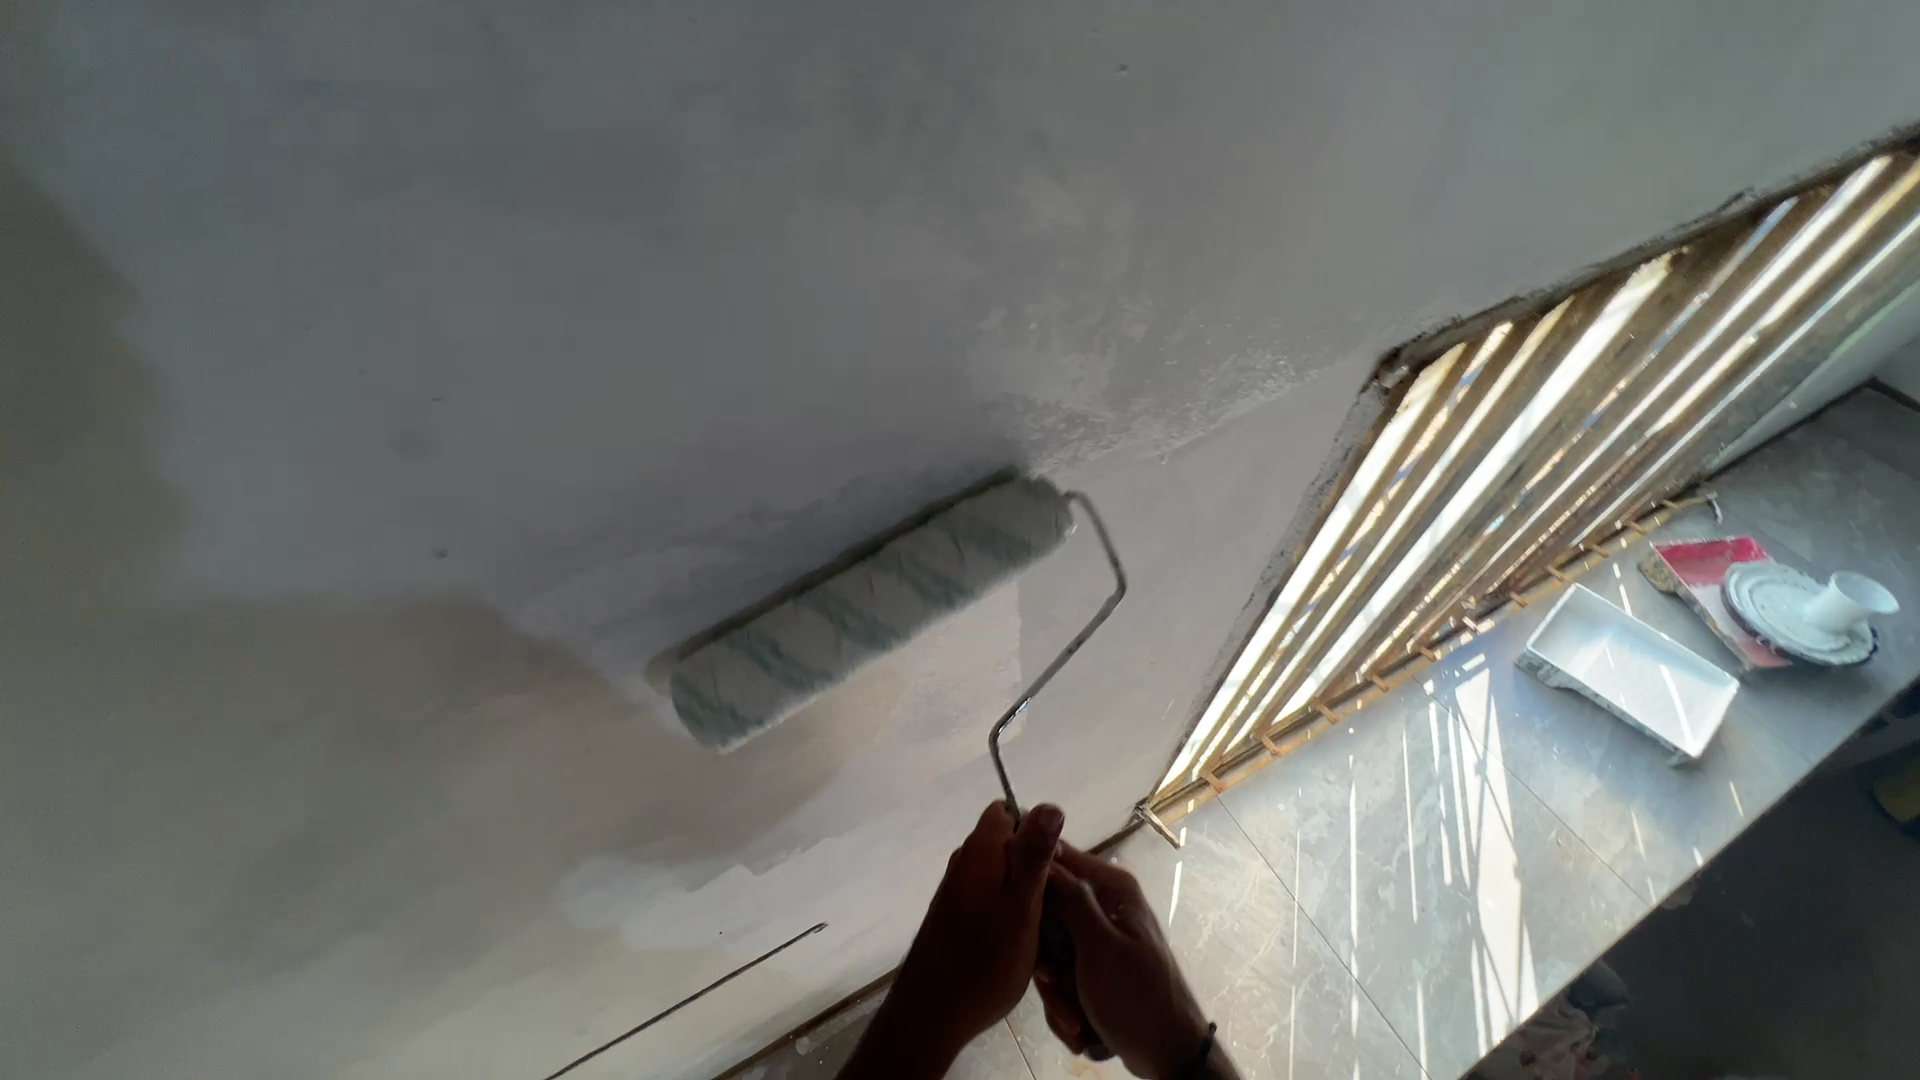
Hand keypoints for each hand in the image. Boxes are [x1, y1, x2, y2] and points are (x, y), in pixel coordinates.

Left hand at [839, 800, 1063, 1078]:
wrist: (932, 1013)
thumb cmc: (984, 957)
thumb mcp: (1021, 903)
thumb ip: (1034, 853)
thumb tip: (1051, 804)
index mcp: (981, 848)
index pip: (1011, 811)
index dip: (1037, 832)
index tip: (1056, 868)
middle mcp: (966, 860)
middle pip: (1010, 845)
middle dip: (1036, 870)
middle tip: (1056, 909)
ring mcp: (958, 889)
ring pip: (1003, 878)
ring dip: (1026, 901)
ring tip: (1043, 938)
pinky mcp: (956, 915)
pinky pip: (992, 902)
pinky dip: (1010, 920)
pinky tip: (1023, 952)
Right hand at [1037, 843, 1214, 1079]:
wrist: (1169, 1057)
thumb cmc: (1137, 998)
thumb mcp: (1100, 947)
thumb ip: (1071, 899)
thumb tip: (1045, 852)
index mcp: (1112, 887)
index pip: (1057, 860)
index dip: (1035, 888)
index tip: (1023, 923)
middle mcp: (1104, 903)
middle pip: (1049, 912)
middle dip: (1048, 958)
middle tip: (1054, 984)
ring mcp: (1098, 935)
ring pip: (1052, 948)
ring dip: (1056, 989)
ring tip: (1072, 1019)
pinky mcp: (1094, 963)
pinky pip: (1062, 972)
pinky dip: (1065, 1001)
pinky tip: (1078, 1025)